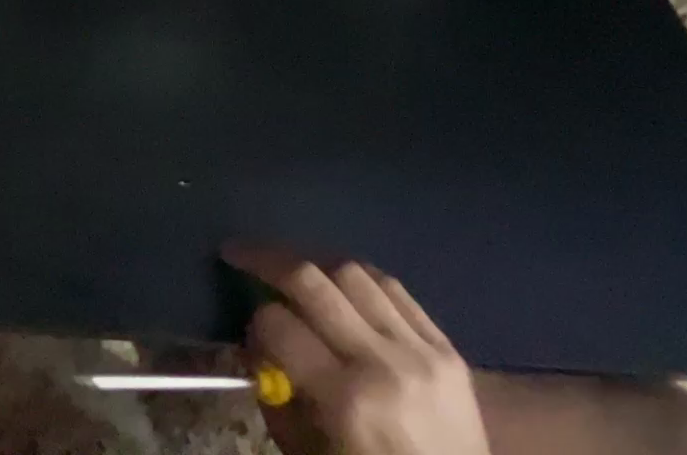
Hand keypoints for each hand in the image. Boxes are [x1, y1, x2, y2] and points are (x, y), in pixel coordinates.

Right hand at [223, 243, 491, 454]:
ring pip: (352, 273)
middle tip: (238, 251)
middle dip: (265, 259)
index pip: (278, 325)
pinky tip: (336, 278)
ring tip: (288, 264)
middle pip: (311, 282)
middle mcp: (382, 364)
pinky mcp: (448, 348)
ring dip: (311, 262)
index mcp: (345, 399)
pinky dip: (357, 277)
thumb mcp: (303, 447)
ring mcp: (421, 352)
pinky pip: (394, 289)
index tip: (250, 330)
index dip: (254, 321)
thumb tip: (257, 339)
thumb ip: (274, 388)